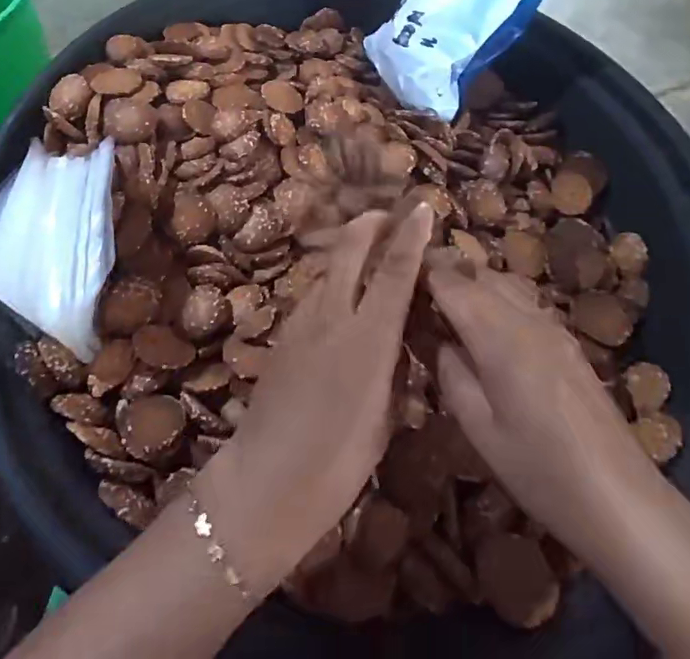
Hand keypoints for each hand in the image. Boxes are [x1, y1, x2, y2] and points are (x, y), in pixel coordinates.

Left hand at [195, 204, 432, 592]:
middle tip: (388, 217)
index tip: (423, 208)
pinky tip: (341, 307)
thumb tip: (402, 338)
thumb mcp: (386, 417)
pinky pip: (313, 298)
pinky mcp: (281, 335)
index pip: (395, 271)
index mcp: (368, 338)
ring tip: (370, 260)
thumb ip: (397, 367)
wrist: (266, 480)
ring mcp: (300, 322)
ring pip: (327, 271)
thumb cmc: (340, 460)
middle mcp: (332, 316)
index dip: (411, 235)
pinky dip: (332, 287)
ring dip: (349, 255)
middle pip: (349, 249)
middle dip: (370, 225)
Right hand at [425, 251, 663, 566]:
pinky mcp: (568, 340)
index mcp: (499, 336)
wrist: (618, 497)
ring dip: (474, 282)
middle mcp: (527, 318)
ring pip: (506, 281)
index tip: (397, 274)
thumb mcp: (478, 428)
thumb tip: (438, 339)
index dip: (424, 272)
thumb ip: (451, 373)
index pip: (453, 283)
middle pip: (481, 274)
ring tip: (445, 302)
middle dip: (447, 272)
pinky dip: (498, 296)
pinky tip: (486, 322)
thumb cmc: (538, 469)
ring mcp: (553, 326)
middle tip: (415, 290)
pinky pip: (524, 300)